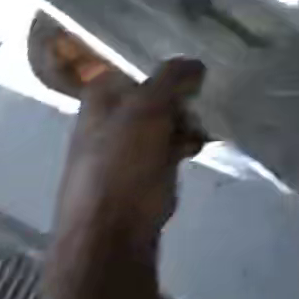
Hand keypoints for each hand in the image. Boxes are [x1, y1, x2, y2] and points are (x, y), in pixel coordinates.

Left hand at [51, 58, 205, 254]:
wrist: (110, 234)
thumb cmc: (122, 160)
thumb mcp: (148, 106)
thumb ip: (172, 77)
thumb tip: (196, 64)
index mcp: (99, 97)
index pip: (132, 66)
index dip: (160, 64)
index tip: (189, 66)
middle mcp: (108, 118)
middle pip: (152, 93)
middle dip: (179, 95)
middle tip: (198, 97)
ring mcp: (125, 147)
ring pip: (164, 119)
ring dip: (185, 121)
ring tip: (200, 128)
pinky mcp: (142, 173)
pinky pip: (169, 146)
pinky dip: (184, 143)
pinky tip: (196, 147)